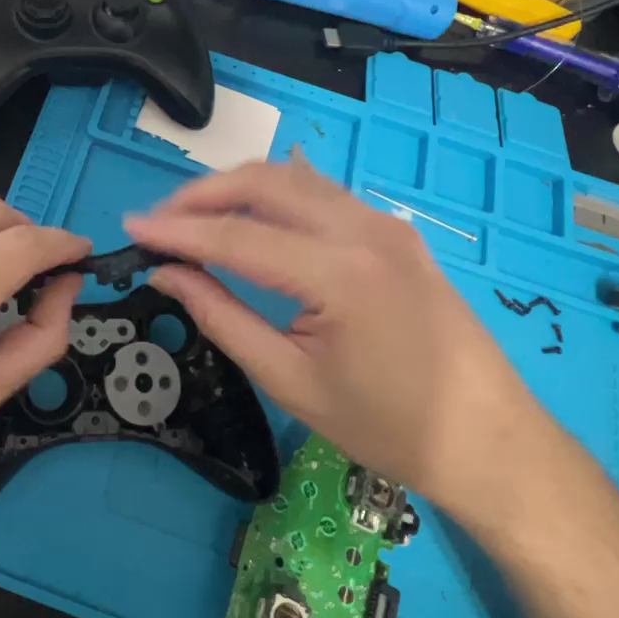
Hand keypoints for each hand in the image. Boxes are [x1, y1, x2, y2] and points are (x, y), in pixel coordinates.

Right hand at [123, 163, 551, 520]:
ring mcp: (385, 224)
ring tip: (193, 217)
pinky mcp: (394, 231)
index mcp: (340, 273)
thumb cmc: (387, 425)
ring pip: (294, 179)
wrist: (488, 438)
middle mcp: (364, 230)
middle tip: (160, 220)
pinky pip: (321, 194)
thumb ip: (222, 317)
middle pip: (265, 183)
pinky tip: (249, 218)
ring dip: (237, 189)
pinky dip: (274, 197)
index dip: (177, 230)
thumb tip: (167, 275)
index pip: (237, 236)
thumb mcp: (291, 380)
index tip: (130, 227)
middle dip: (203, 193)